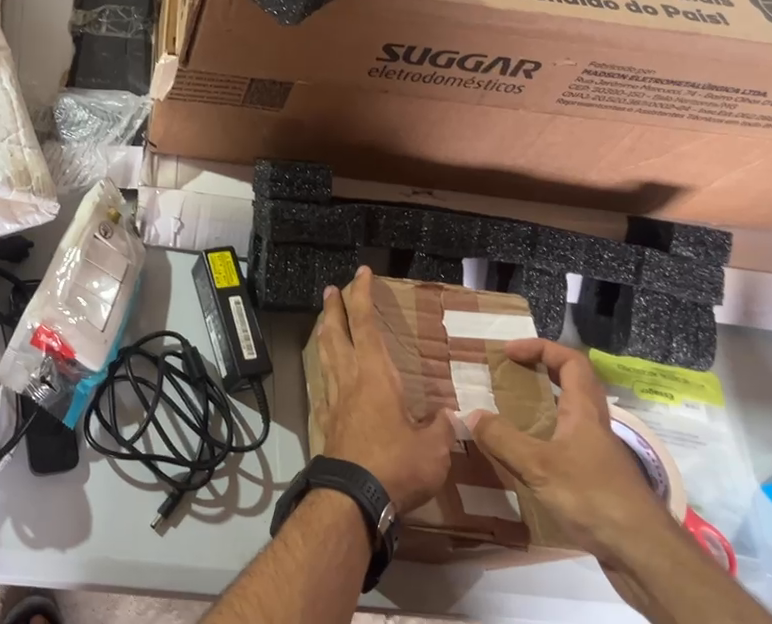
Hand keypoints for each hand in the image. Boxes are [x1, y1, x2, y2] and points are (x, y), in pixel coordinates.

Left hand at [315, 267, 457, 512]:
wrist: (354, 498)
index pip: (366, 324)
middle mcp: (350, 380)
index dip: (363, 295)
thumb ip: (440, 426)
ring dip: (326, 334)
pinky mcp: (328, 423)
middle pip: (336, 333)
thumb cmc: (397, 465)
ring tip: (326, 323)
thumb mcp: (434, 446)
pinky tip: (326, 378)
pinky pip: (325, 386)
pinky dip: (326, 371)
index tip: (361, 273)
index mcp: (375, 375)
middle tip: (331, 289)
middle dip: (335, 308)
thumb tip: (447, 415)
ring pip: (326, 356)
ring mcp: (334, 401)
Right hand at [465, 339, 677, 566]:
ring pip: (568, 417)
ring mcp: (598, 454)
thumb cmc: (593, 497)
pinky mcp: (597, 480)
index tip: (508, 352)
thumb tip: (471, 414)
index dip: (540, 348)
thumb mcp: (539, 466)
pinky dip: (543, 441)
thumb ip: (503, 439)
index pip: (570, 362)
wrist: (644, 553)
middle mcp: (594, 426)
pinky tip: (523, 460)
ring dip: (540, 408)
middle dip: (539, 373)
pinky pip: (566, 446)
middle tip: (507, 376)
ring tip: (506, 414)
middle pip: (572, 385)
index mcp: (585, 412)